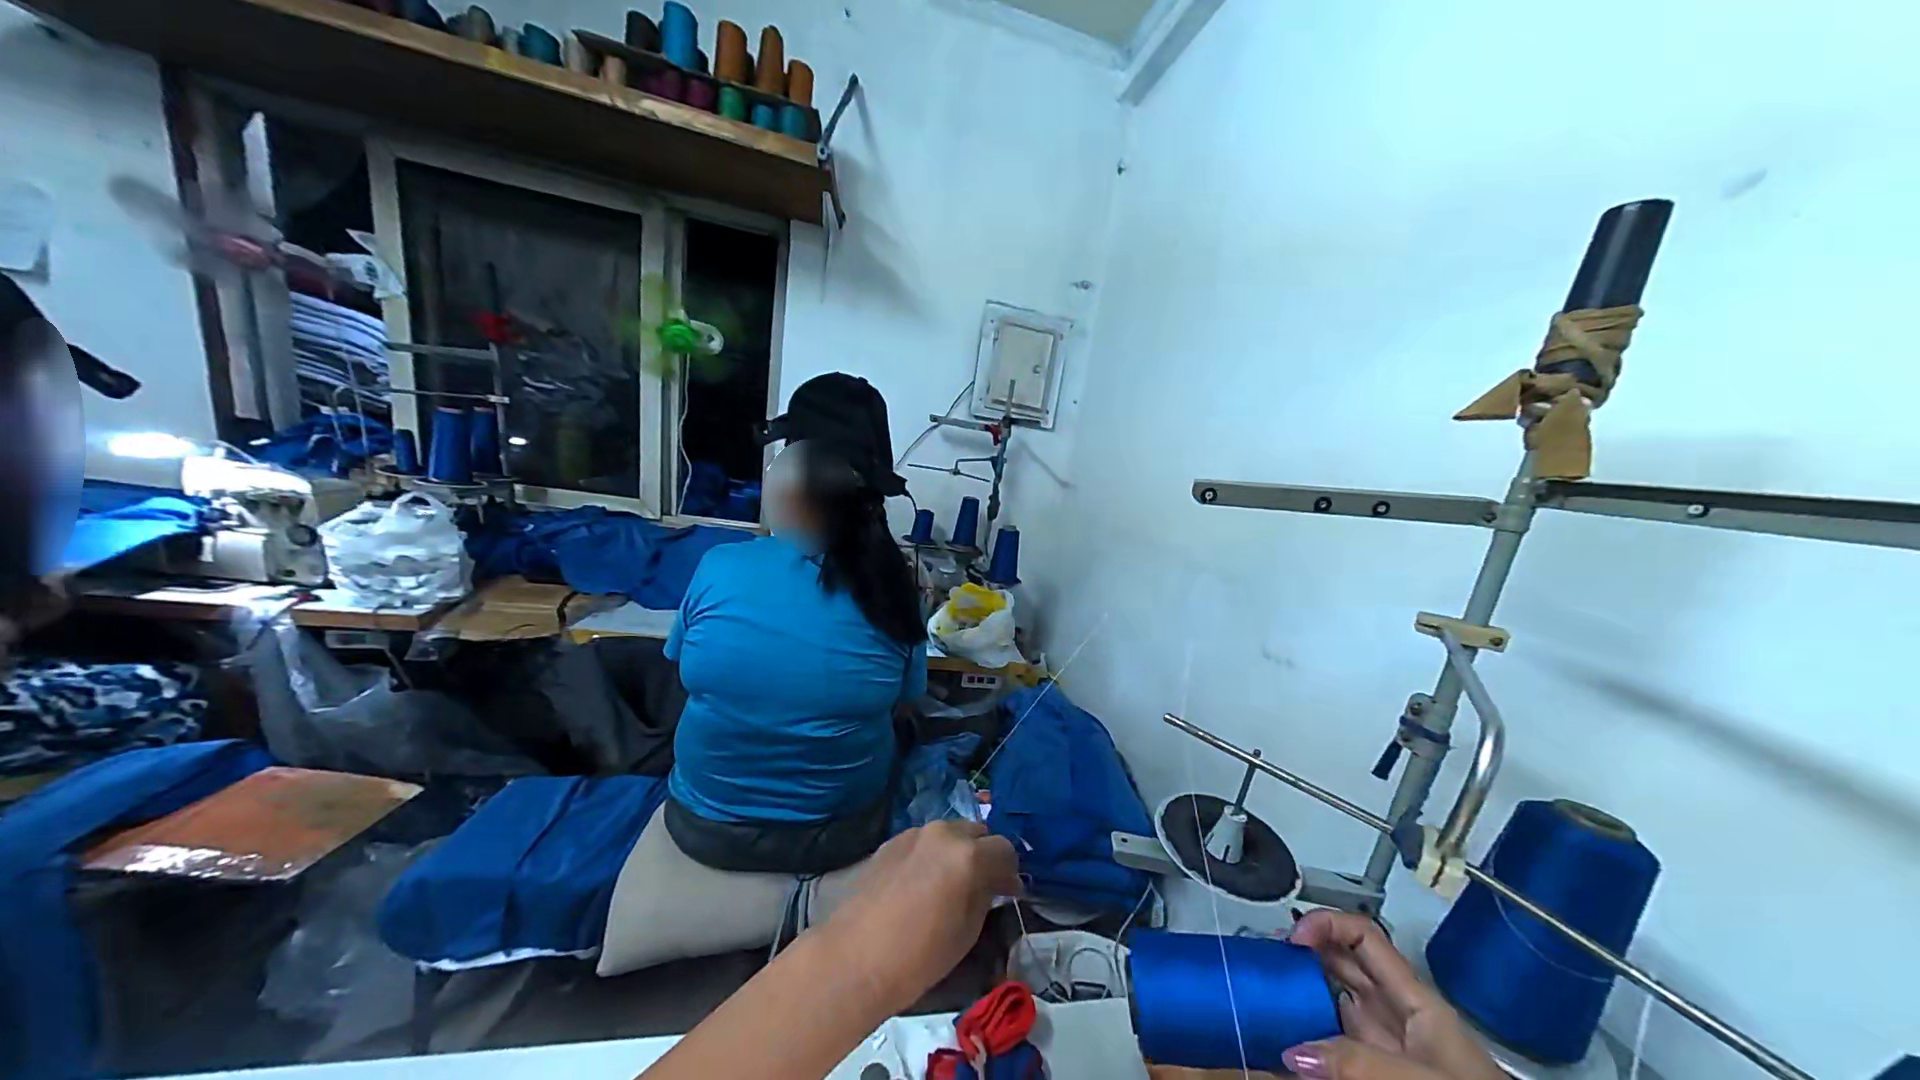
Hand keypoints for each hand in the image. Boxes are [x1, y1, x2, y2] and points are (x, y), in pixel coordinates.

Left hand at [817, 820, 1022, 1012]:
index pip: (1005, 849)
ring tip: (950, 884)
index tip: (1008, 893)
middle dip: (985, 856)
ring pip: (949, 834)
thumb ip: (985, 896)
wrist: (854, 957)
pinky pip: (924, 841)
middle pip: (977, 833)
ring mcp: (914, 833)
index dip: (1010, 872)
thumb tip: (992, 883)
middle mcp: (943, 832)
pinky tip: (922, 884)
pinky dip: (932, 855)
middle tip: (982, 886)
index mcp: (968, 854)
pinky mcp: (891, 841)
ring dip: (958, 852)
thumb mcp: (968, 932)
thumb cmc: (919, 955)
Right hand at [1281, 911, 1503, 1079]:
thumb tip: (1290, 1050)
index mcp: (1414, 1001)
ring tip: (1264, 996)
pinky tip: (1280, 1044)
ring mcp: (1384, 1049)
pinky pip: (1332, 1048)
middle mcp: (1395, 1016)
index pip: (1363, 937)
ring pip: (1332, 1004)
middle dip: (1302, 954)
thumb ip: (1360, 1063)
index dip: (1325, 924)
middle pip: (1342, 965)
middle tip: (1264, 962)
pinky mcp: (1372, 1076)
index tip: (1291, 939)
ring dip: (1299, 995)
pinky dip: (1305, 1041)